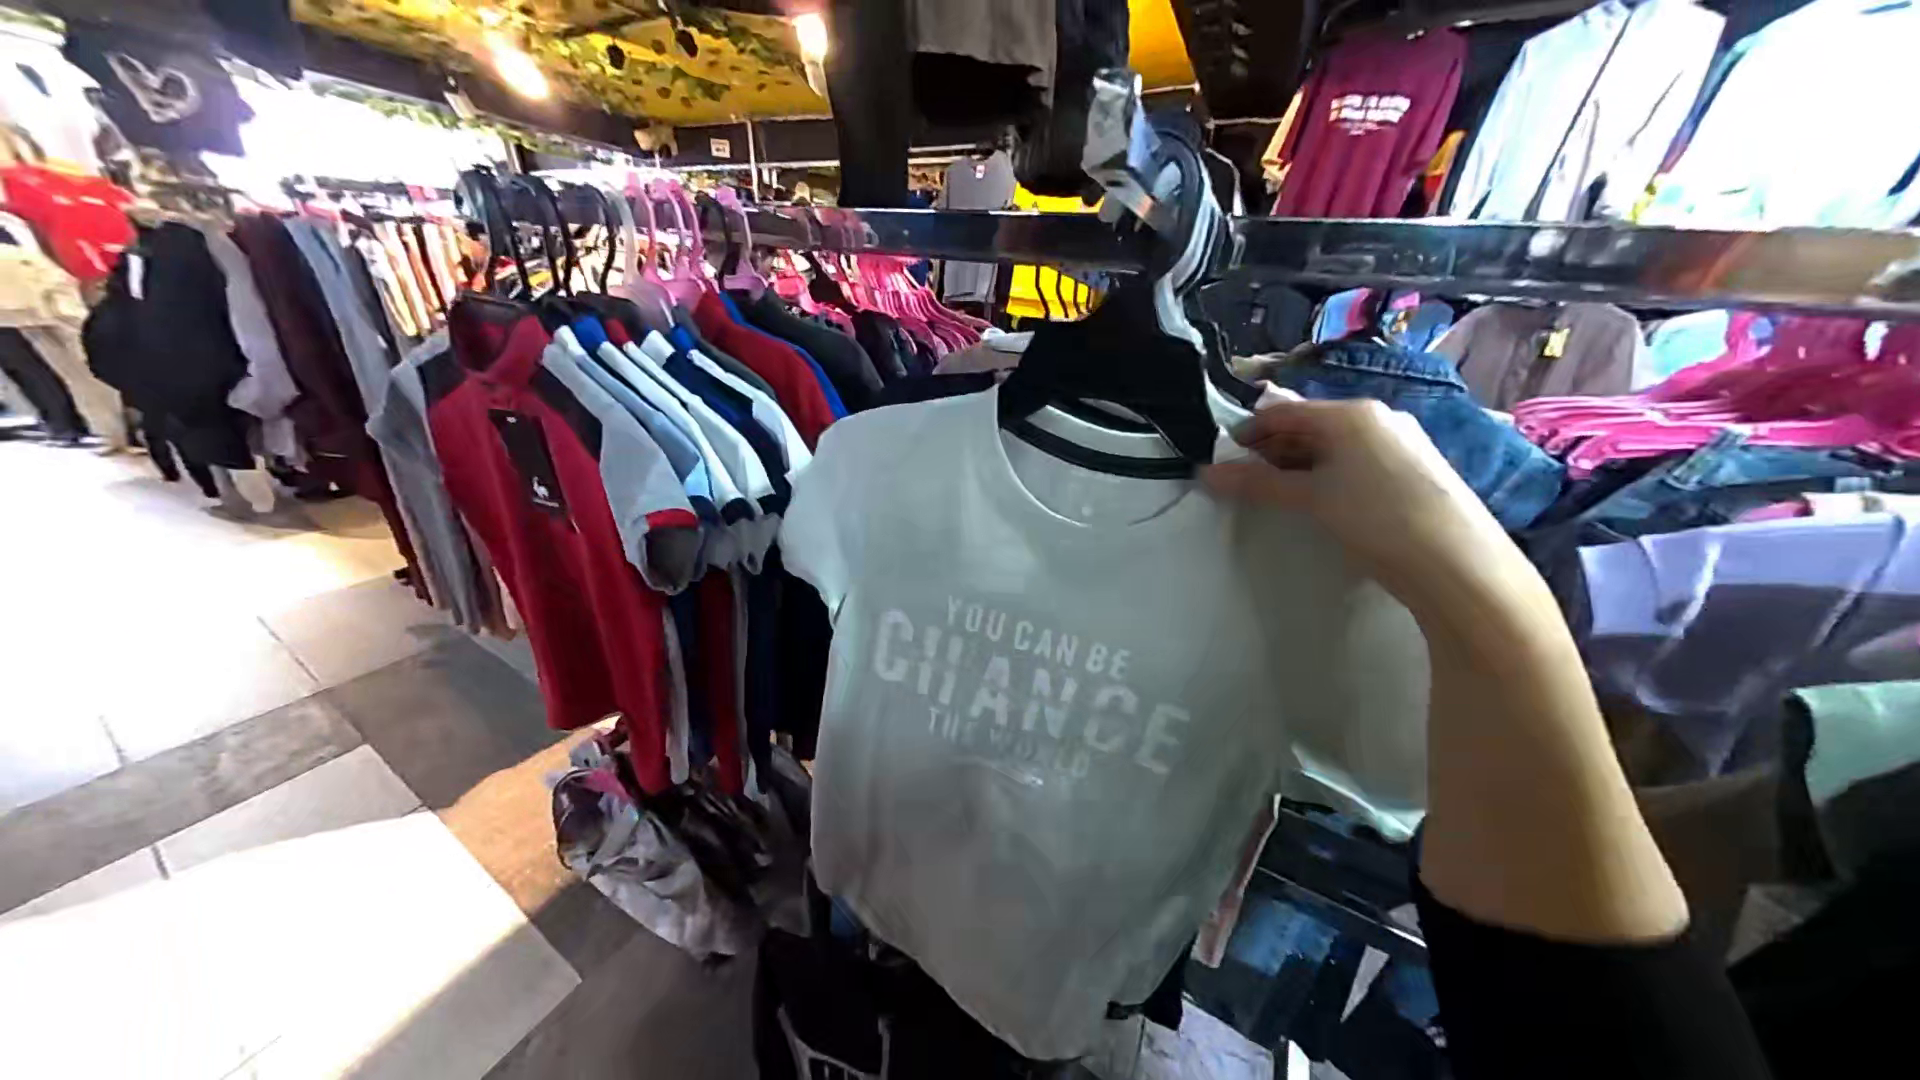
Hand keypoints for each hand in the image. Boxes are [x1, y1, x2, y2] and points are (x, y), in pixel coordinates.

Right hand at [1203, 396, 1535, 623]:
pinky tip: (1321, 501)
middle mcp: (1378, 418)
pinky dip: (1327, 474)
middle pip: (1309, 425)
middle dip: (1272, 449)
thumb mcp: (1309, 498)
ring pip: (1333, 445)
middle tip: (1246, 480)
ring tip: (1278, 494)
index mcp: (1351, 414)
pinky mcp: (1413, 470)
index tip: (1224, 458)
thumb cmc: (1376, 517)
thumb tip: (1206, 473)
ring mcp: (1400, 443)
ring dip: (1298, 464)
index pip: (1283, 411)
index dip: (1248, 431)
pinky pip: (1356, 461)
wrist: (1458, 563)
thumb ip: (1257, 483)